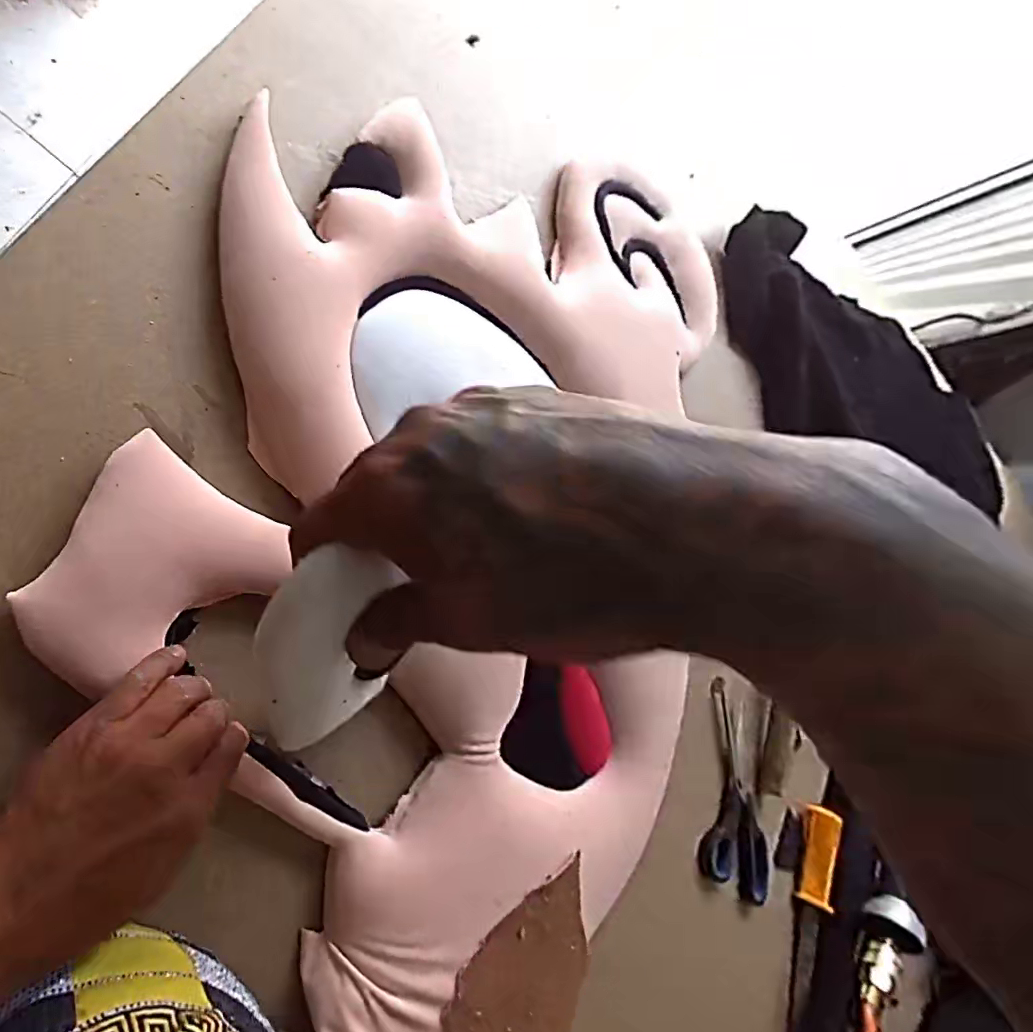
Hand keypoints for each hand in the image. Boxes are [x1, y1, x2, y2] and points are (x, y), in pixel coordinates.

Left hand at [0, 646, 247, 961]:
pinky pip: (136, 682)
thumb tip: (203, 777)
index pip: (226, 755)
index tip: (231, 733)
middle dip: (215, 710)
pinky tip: (173, 657)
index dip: (232, 738)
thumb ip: (190, 815)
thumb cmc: (96, 892)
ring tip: (197, 684)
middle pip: (207, 720)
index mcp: (189, 812)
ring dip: (193, 686)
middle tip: (211, 709)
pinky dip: (160, 665)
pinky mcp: (96, 724)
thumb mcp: (164, 866)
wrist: (28, 882)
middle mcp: (167, 770)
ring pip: (177, 695)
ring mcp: (129, 741)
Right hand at [290, 387, 943, 670]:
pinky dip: (467, 468)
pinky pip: (467, 435)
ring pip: (416, 457)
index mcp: (387, 489)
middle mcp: (417, 433)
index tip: (334, 585)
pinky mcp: (526, 393)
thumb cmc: (575, 586)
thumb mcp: (469, 624)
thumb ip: (395, 624)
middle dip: (369, 529)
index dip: (317, 560)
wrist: (716, 525)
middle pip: (363, 486)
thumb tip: (362, 638)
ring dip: (419, 496)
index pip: (317, 523)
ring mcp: (473, 404)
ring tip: (469, 536)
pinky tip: (518, 501)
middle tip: (402, 571)